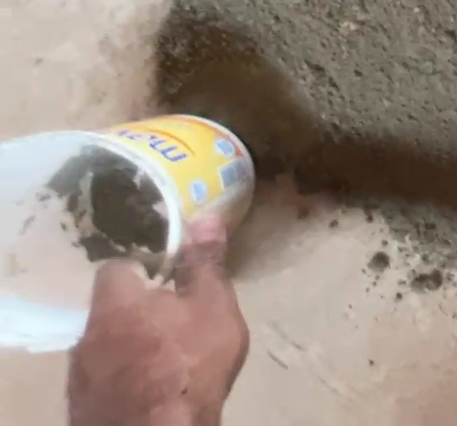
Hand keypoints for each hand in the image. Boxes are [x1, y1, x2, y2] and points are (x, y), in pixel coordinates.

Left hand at [68, 219, 248, 425]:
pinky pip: (105, 367)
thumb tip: (203, 219)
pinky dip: (127, 362)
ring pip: (107, 338)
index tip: (172, 266)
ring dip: (133, 333)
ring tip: (172, 340)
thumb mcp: (214, 302)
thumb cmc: (193, 356)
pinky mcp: (84, 399)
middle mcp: (87, 334)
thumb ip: (204, 263)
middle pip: (111, 306)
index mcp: (117, 304)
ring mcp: (80, 371)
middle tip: (181, 305)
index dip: (144, 263)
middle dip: (142, 301)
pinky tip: (155, 370)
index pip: (116, 268)